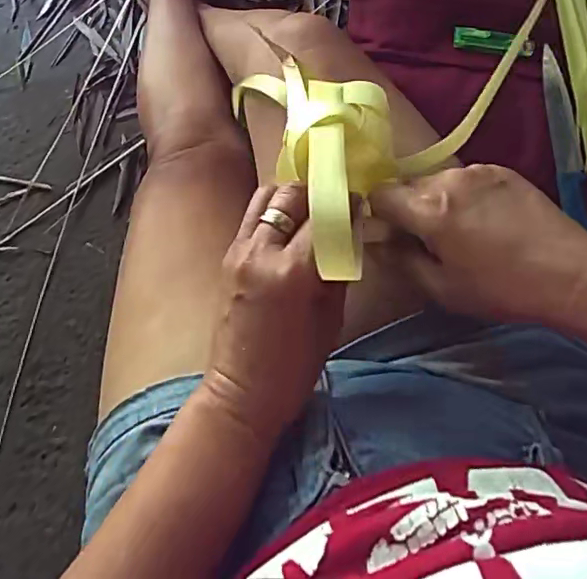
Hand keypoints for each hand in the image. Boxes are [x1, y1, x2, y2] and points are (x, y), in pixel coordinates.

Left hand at [201, 184, 347, 440]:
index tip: (359, 203)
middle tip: (333, 204)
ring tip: (309, 210)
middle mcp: (261, 251)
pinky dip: (273, 210)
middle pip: (291, 195)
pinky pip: (252, 215)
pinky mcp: (228, 254)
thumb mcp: (330, 318)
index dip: (345, 206)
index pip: (323, 218)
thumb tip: (350, 231)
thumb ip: (338, 268)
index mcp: (291, 271)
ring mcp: (239, 250)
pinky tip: (288, 225)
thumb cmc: (294, 367)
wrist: (240, 393)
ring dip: (291, 197)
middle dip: (317, 194)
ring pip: (267, 196)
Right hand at [369, 165, 586, 327]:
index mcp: (431, 209)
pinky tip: (487, 220)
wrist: (571, 273)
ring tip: (464, 231)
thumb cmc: (503, 289)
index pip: (381, 193)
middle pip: (409, 185)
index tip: (392, 234)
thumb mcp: (444, 290)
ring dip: (438, 201)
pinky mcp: (500, 169)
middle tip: (430, 239)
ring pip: (438, 181)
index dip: (380, 214)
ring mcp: (477, 170)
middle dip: (410, 208)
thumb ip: (402, 261)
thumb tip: (377, 242)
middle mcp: (449, 179)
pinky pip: (466, 178)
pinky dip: (465, 195)